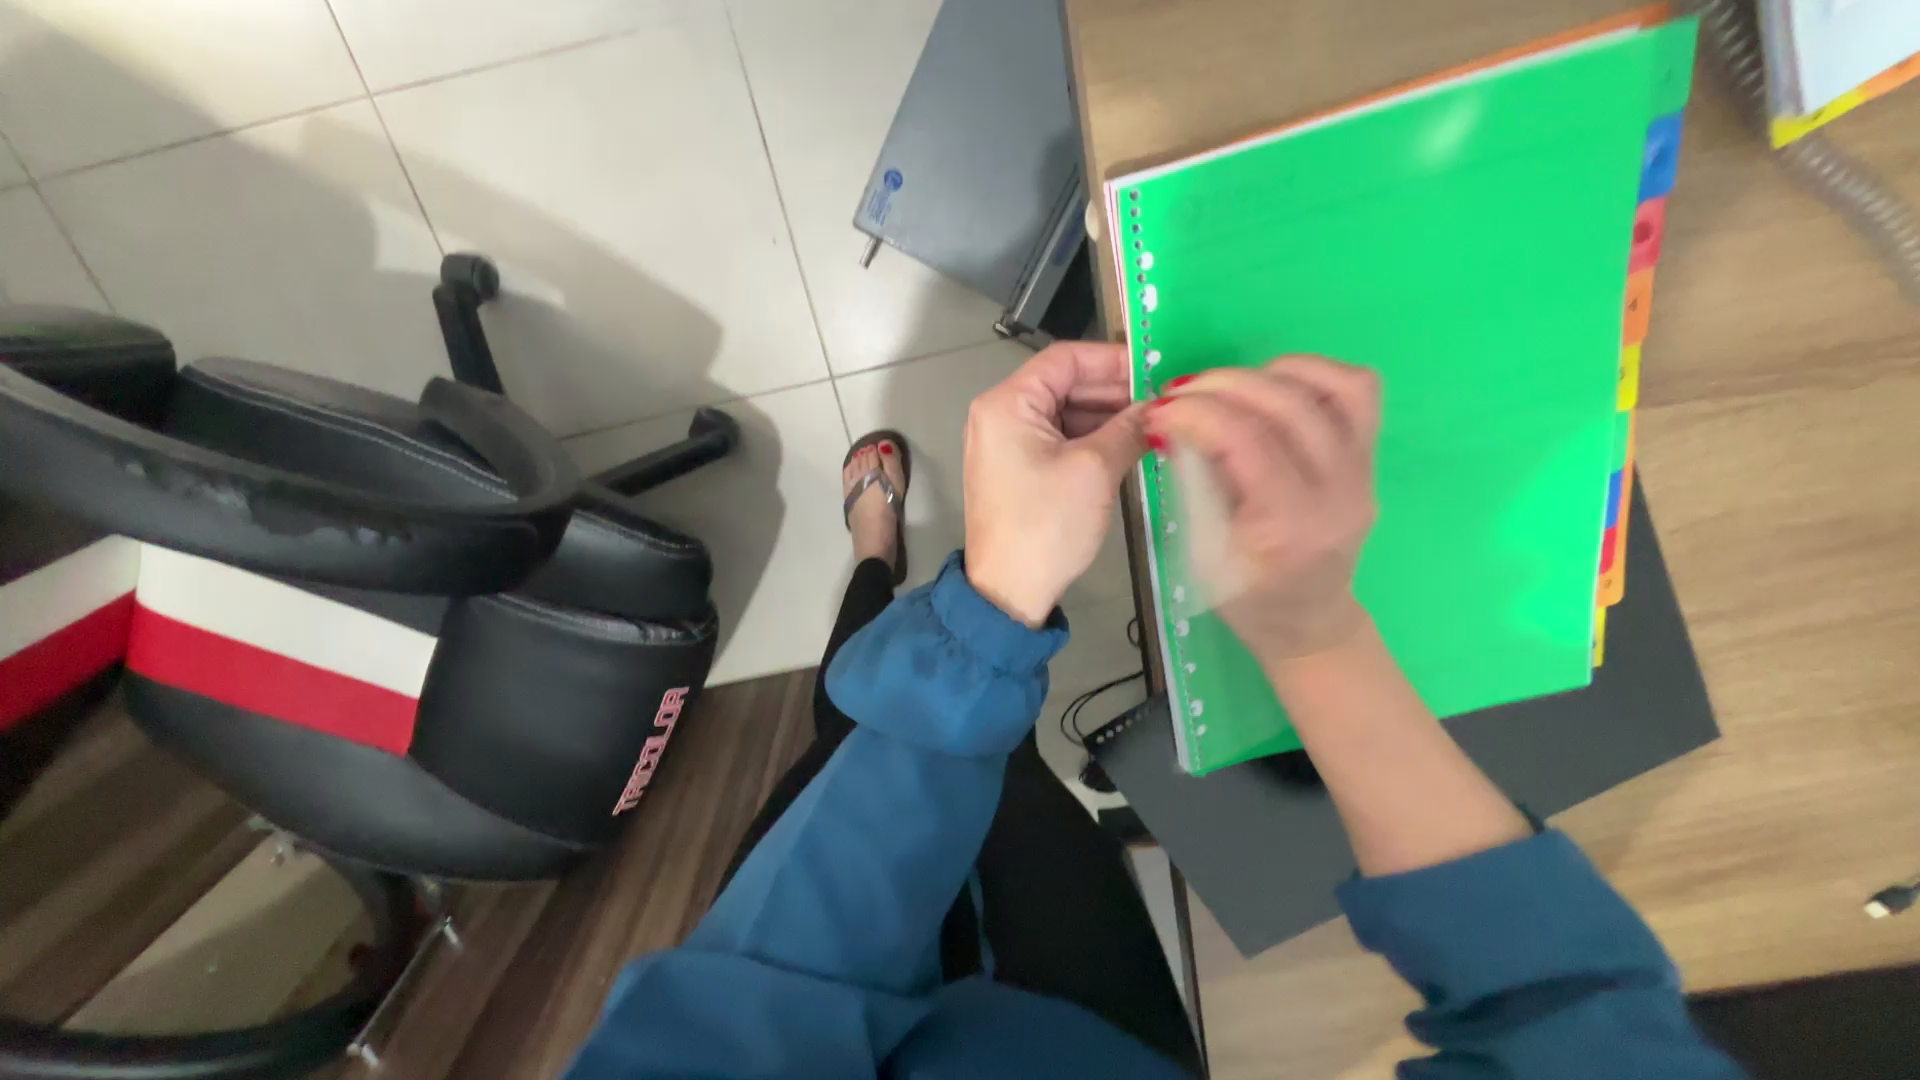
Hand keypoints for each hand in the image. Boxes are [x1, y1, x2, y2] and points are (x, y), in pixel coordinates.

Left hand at [963, 342, 1147, 625]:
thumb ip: (1129, 428)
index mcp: (1007, 403)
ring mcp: (1006, 443)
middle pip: (1064, 384)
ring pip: (1064, 413)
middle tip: (1163, 401)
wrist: (1009, 590)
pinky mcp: (1017, 469)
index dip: (1112, 360)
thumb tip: (1159, 407)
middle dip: (1113, 391)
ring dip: (1106, 416)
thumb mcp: (1094, 469)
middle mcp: (999, 414)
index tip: (1155, 371)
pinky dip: (1091, 439)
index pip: (1065, 358)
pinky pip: (1058, 439)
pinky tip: (1129, 445)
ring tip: (1154, 424)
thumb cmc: (1047, 524)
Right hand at [1146, 356, 1379, 664]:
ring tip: (1227, 386)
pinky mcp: (1370, 459)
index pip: (1246, 439)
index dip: (1196, 412)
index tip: (1159, 410)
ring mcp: (1362, 471)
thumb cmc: (1246, 600)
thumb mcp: (1202, 554)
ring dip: (1269, 371)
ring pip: (1332, 386)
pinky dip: (1314, 374)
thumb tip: (1175, 424)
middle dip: (1222, 384)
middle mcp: (1335, 490)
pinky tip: (1272, 385)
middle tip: (1181, 391)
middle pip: (1287, 403)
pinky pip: (1357, 392)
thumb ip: (1194, 485)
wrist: (1309, 621)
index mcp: (1287, 524)